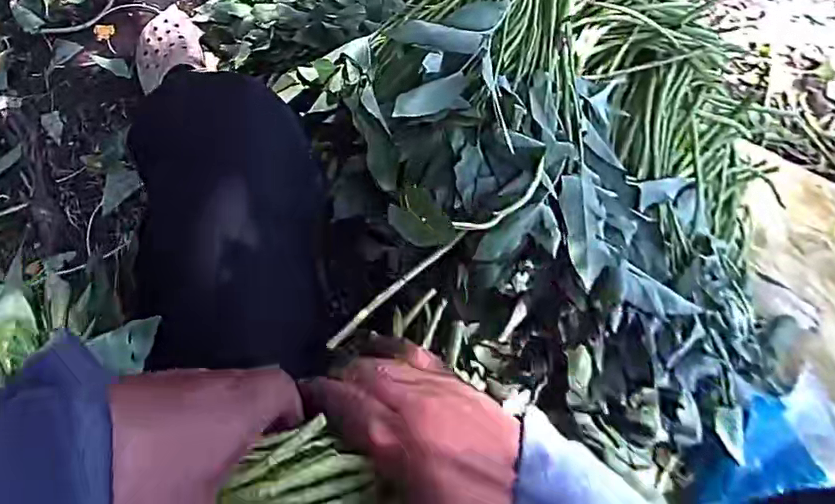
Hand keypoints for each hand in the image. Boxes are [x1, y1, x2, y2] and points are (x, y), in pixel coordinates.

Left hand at [110, 368, 301, 503]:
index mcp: (237, 402)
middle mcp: (211, 378)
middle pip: (249, 386)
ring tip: (212, 464)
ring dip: (221, 419)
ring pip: (215, 390)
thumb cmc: (152, 483)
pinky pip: (184, 395)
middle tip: (255, 463)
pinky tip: (173, 455)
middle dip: (257, 421)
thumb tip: (234, 496)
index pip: (283, 386)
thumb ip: (232, 502)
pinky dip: (190, 418)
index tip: (293, 445)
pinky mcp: (145, 384)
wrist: (76, 449)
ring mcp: (176, 377)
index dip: (294, 412)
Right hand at [301, 339, 518, 503]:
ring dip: (358, 363)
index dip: (316, 396)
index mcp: (393, 440)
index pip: (341, 403)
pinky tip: (379, 347)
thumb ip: (377, 483)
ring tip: (348, 375)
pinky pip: (411, 350)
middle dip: (335, 379)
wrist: (533, 497)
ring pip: (380, 357)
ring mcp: (431, 383)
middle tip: (324, 393)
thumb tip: (350, 467)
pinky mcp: (452, 376)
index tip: (301, 398)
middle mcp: (407, 402)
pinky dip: (390, 346)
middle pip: (357, 373)